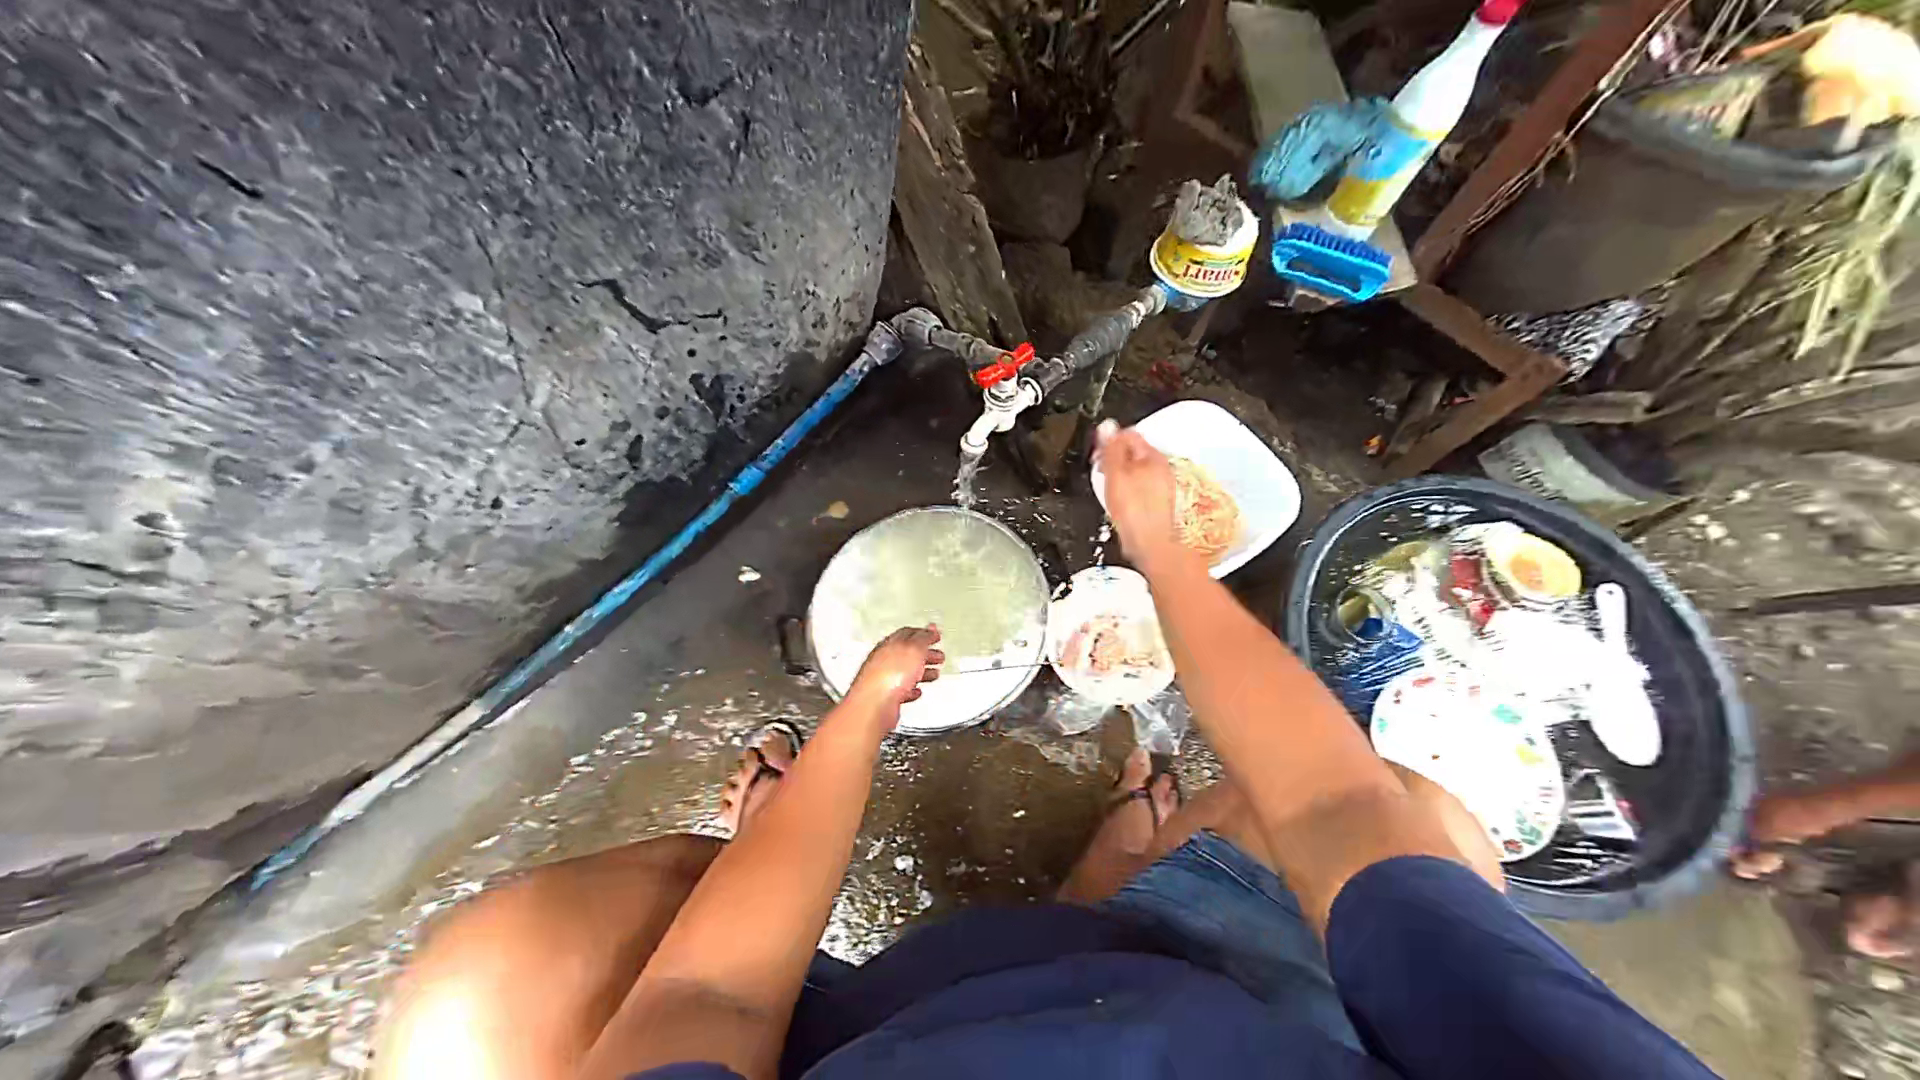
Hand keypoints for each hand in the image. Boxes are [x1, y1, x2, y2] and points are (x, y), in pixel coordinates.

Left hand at [846, 625, 942, 728]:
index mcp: (890, 645)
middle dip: (924, 654)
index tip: (935, 635)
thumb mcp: (914, 650)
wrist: (873, 706)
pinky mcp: (885, 698)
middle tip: (937, 655)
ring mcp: (883, 680)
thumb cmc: (888, 676)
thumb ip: (923, 638)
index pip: (908, 634)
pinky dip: (911, 689)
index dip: (924, 634)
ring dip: (921, 672)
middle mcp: (883, 660)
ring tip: (934, 673)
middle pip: (907, 654)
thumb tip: (930, 629)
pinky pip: (901, 691)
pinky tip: (916, 691)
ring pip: (905, 672)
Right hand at [1093, 420, 1184, 573]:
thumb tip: (1106, 427)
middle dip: (1114, 459)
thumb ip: (1111, 448)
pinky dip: (1128, 491)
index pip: (1128, 434)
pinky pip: (1140, 488)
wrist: (1151, 544)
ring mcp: (1162, 485)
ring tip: (1110, 489)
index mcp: (1152, 456)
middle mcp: (1162, 468)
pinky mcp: (1159, 502)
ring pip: (1136, 470)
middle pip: (1133, 452)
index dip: (1108, 441)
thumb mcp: (1115, 474)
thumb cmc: (1134, 511)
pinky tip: (1121, 503)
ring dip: (1121, 475)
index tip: (1097, 454)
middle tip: (1101, 472)